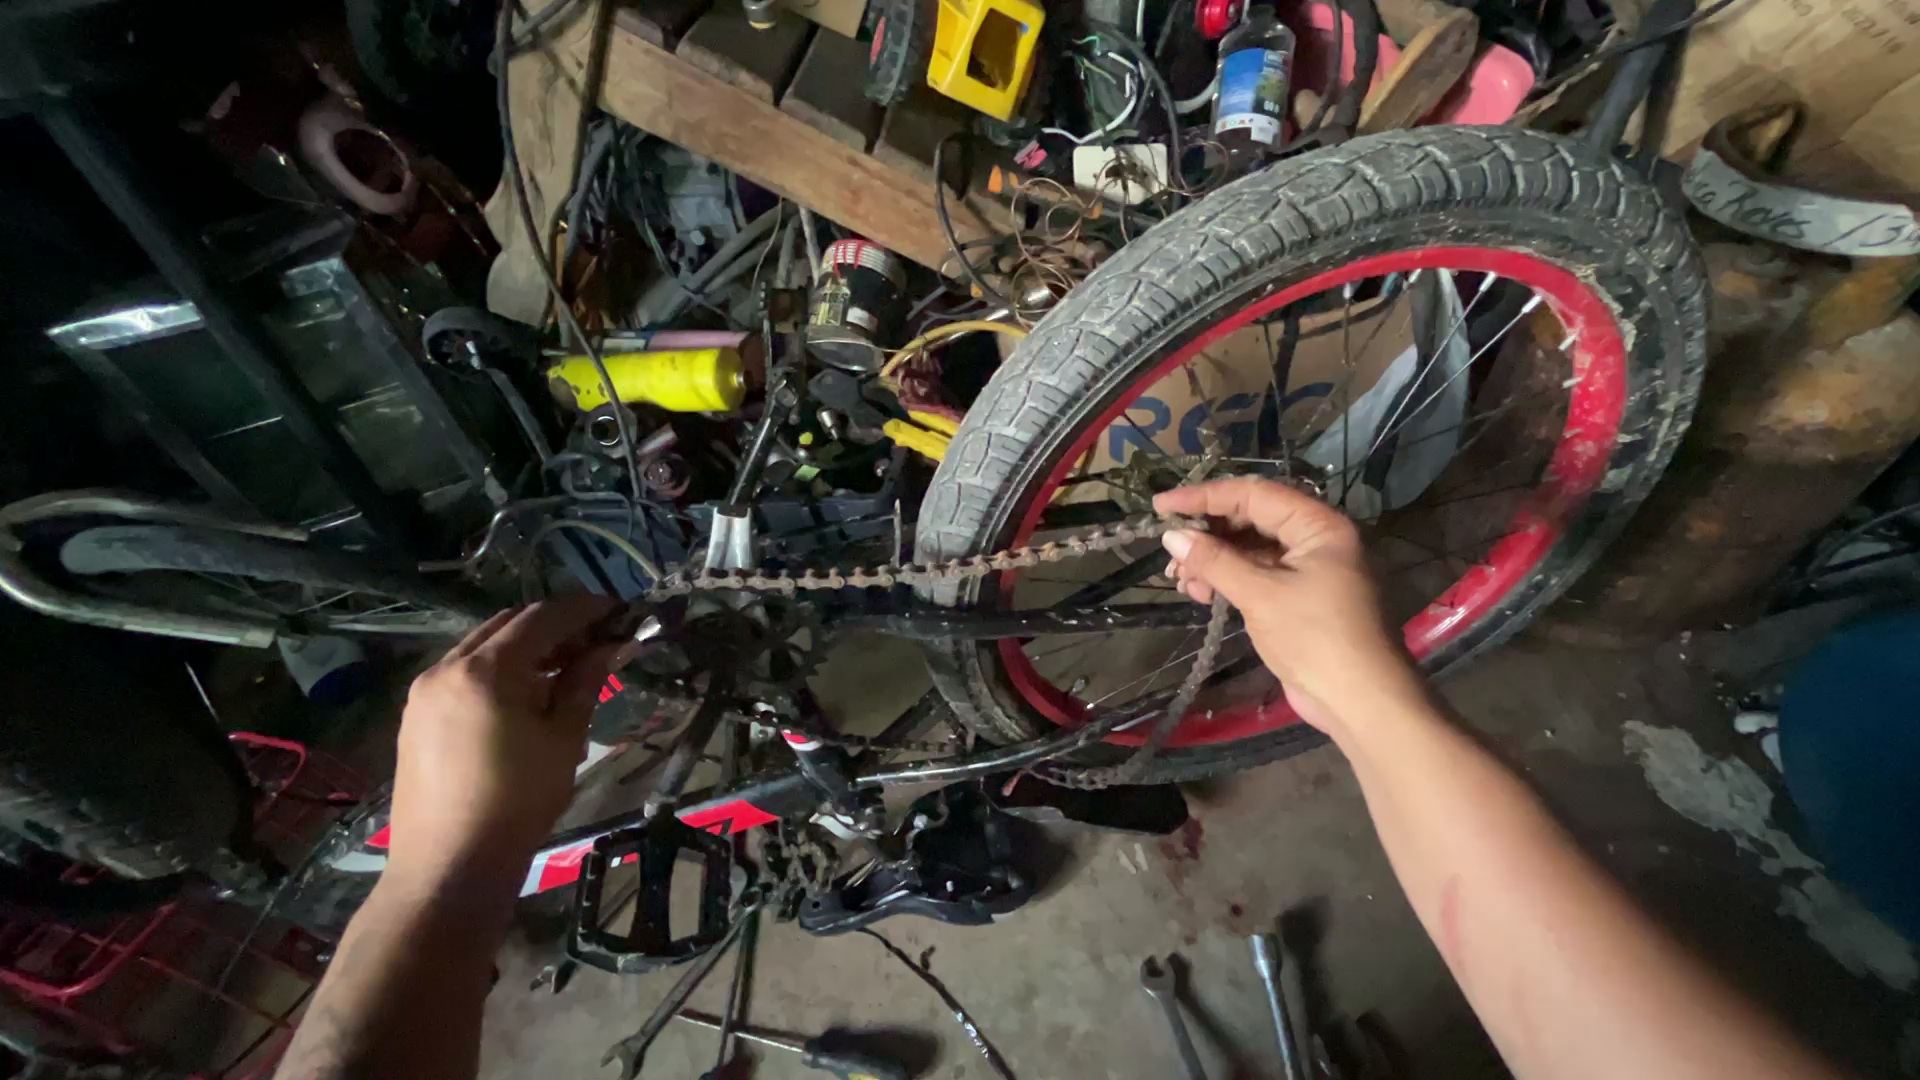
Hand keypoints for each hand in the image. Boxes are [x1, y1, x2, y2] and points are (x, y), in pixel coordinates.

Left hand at [387, 594, 621, 884]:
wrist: (449, 865)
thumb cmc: (518, 799)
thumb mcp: (565, 737)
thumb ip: (586, 681)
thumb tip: (611, 646)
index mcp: (486, 670)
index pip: (542, 618)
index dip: (584, 609)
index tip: (618, 610)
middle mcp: (446, 669)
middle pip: (509, 624)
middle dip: (555, 624)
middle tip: (596, 640)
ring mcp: (424, 692)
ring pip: (483, 646)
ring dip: (527, 645)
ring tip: (566, 666)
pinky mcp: (415, 715)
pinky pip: (464, 671)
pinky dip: (500, 667)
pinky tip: (527, 692)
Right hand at [1153, 478, 1424, 734]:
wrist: (1359, 702)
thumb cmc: (1315, 638)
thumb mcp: (1260, 595)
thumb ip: (1214, 561)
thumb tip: (1170, 536)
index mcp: (1317, 526)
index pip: (1253, 495)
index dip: (1204, 497)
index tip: (1162, 504)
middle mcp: (1313, 539)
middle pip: (1248, 519)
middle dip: (1206, 534)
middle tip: (1168, 549)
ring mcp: (1305, 568)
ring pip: (1247, 548)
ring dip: (1211, 560)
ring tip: (1179, 579)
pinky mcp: (1294, 595)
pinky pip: (1253, 573)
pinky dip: (1224, 579)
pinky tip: (1199, 592)